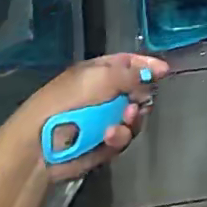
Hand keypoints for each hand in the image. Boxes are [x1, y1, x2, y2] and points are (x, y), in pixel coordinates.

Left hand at [7, 53, 169, 180]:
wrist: (41, 141)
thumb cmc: (69, 100)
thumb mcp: (102, 78)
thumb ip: (132, 74)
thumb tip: (159, 70)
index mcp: (100, 71)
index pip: (130, 63)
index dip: (147, 66)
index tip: (165, 72)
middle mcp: (105, 93)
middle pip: (138, 92)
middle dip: (141, 97)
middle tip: (136, 102)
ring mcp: (105, 118)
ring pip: (134, 117)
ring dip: (131, 119)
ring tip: (122, 121)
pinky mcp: (104, 143)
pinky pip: (123, 138)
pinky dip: (118, 137)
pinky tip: (109, 136)